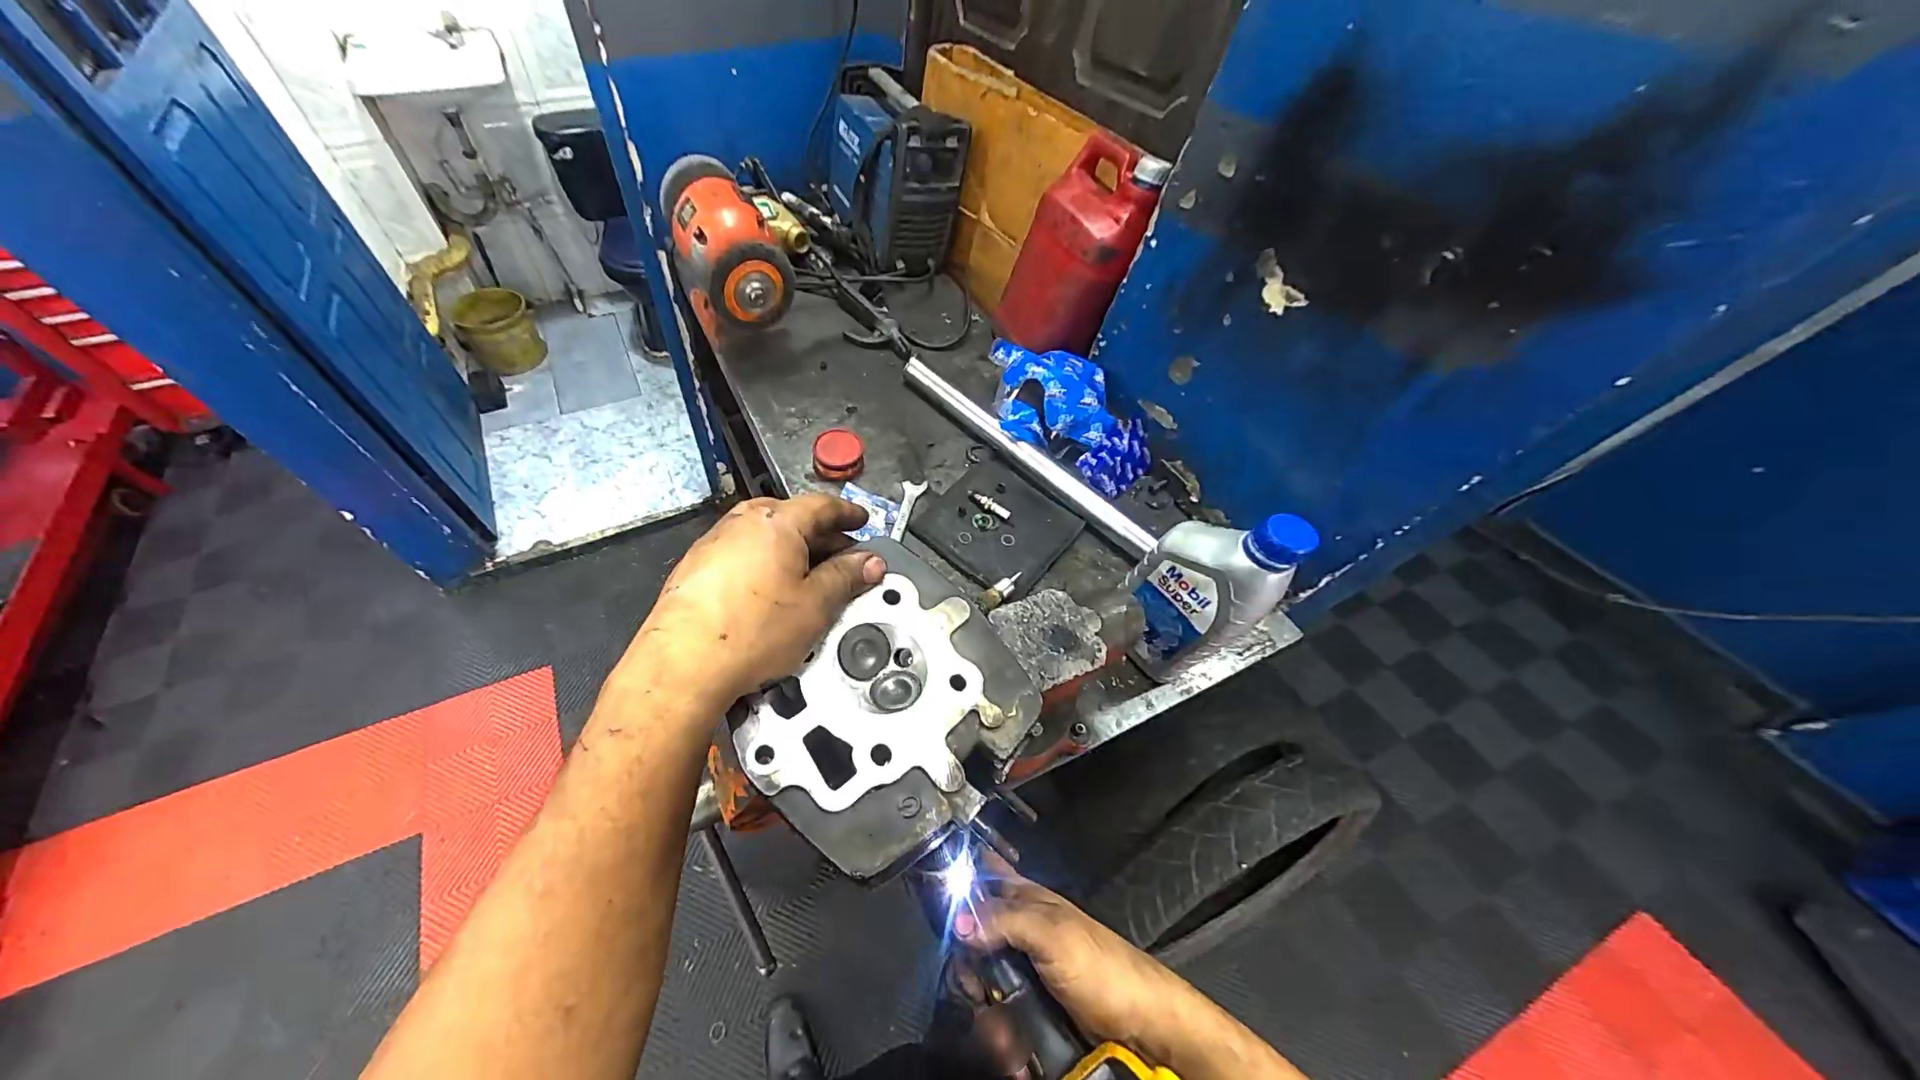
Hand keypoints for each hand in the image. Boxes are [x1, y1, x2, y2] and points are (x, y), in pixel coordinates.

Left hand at [617, 495, 885, 708]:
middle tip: (843, 557)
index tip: (859, 520)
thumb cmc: (745, 633)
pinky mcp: (698, 568)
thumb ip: (846, 576)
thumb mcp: (816, 605)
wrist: (684, 664)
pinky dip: (764, 565)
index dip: (848, 513)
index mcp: (776, 522)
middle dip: (822, 536)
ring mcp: (715, 544)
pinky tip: (772, 594)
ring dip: (791, 550)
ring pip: (765, 537)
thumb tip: (866, 563)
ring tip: (809, 580)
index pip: (823, 506)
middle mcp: (742, 524)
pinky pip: (742, 554)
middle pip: (793, 518)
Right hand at [955, 856, 1303, 1079]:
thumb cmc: (1105, 968)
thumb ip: (1004, 918)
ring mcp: (1024, 974)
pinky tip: (1013, 1051)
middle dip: (967, 970)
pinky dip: (1000, 1038)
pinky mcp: (1029, 1012)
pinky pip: (999, 1021)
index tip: (937, 903)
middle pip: (971, 941)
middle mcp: (1020, 932)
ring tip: (1005, 1034)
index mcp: (1025, 899)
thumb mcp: (1053, 933)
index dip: (959, 882)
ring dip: (985, 1013)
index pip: (983, 875)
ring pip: (981, 986)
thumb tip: (959, 920)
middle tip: (977, 988)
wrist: (1143, 1028)